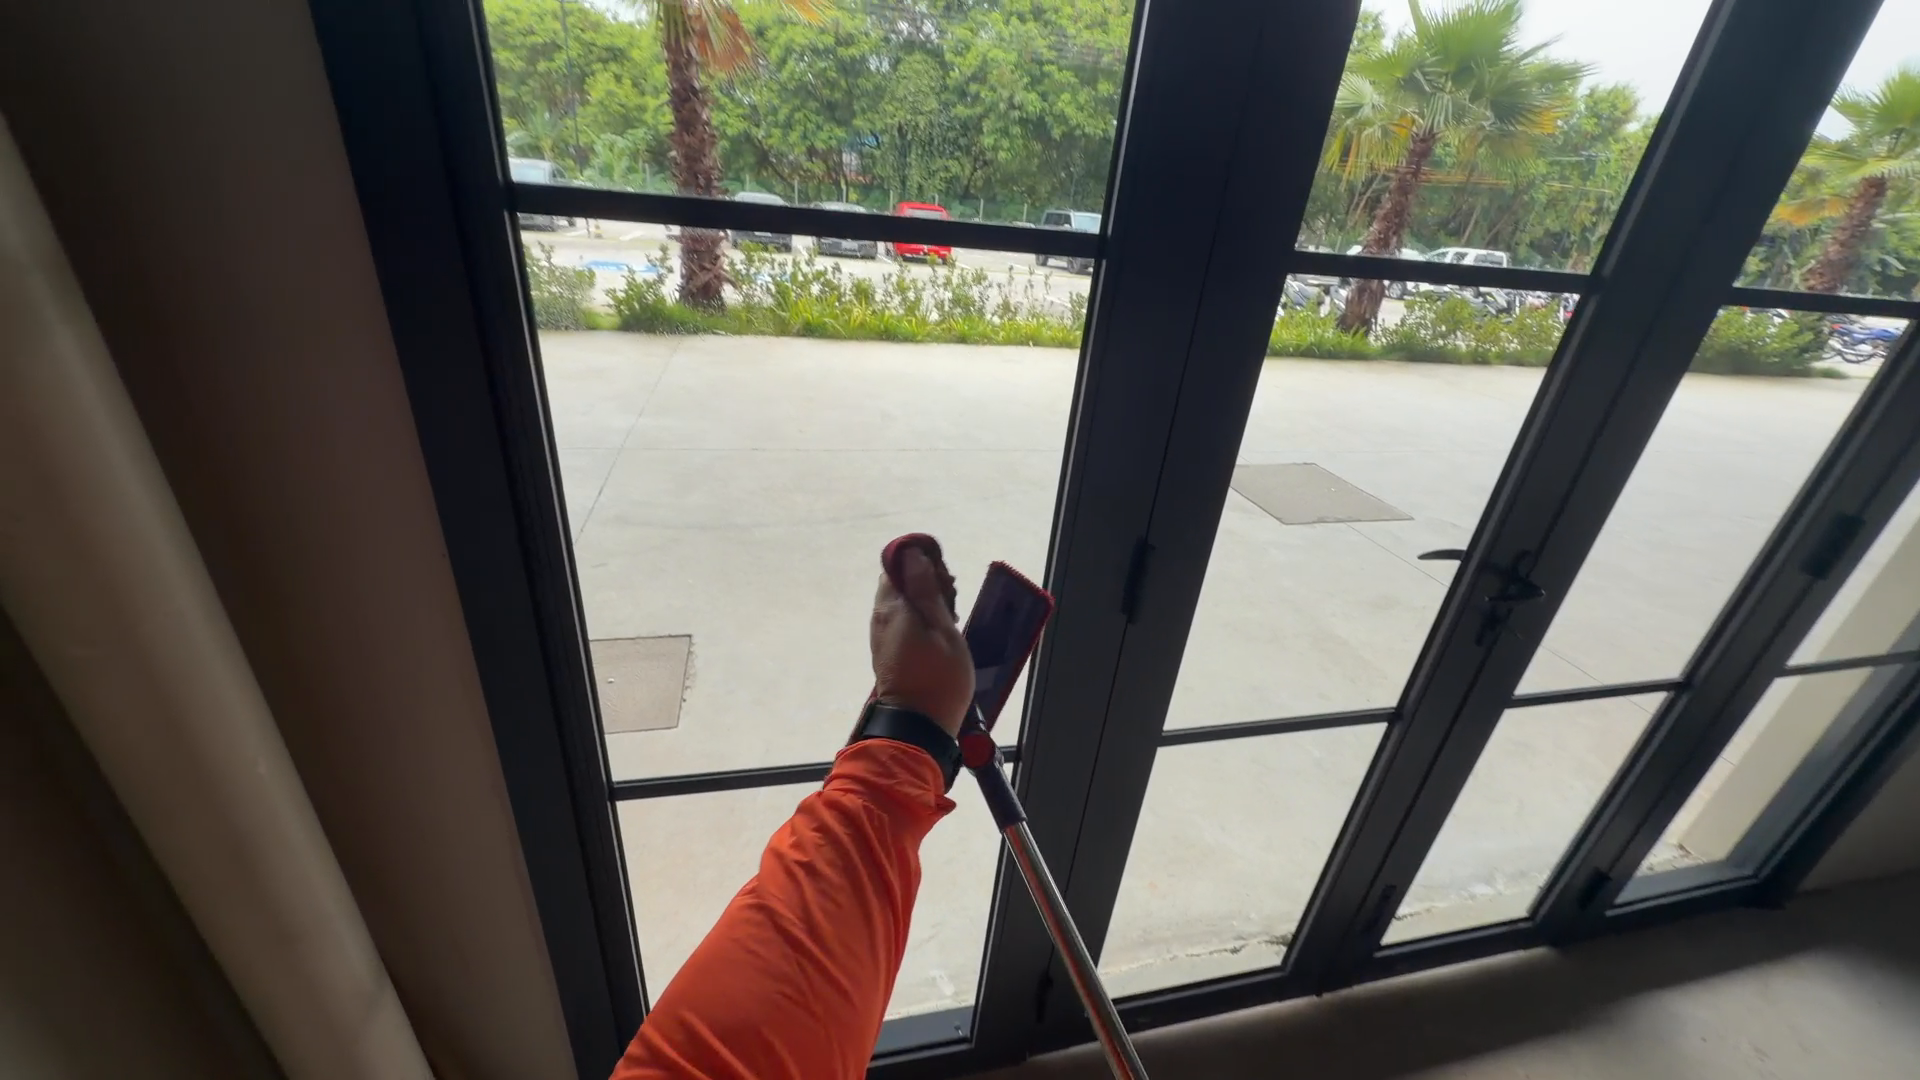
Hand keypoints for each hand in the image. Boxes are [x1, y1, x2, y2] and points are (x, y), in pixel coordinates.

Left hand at [870, 546, 973, 737]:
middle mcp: (880, 617)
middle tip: (954, 598)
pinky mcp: (888, 650)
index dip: (921, 563)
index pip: (896, 565)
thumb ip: (927, 591)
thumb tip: (913, 556)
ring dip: (926, 602)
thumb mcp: (942, 629)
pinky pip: (902, 621)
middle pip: (898, 583)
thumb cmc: (938, 676)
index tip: (945, 578)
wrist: (918, 725)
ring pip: (902, 603)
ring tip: (952, 616)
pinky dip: (920, 618)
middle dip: (926, 582)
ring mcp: (882, 635)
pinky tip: (941, 632)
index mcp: (892, 607)